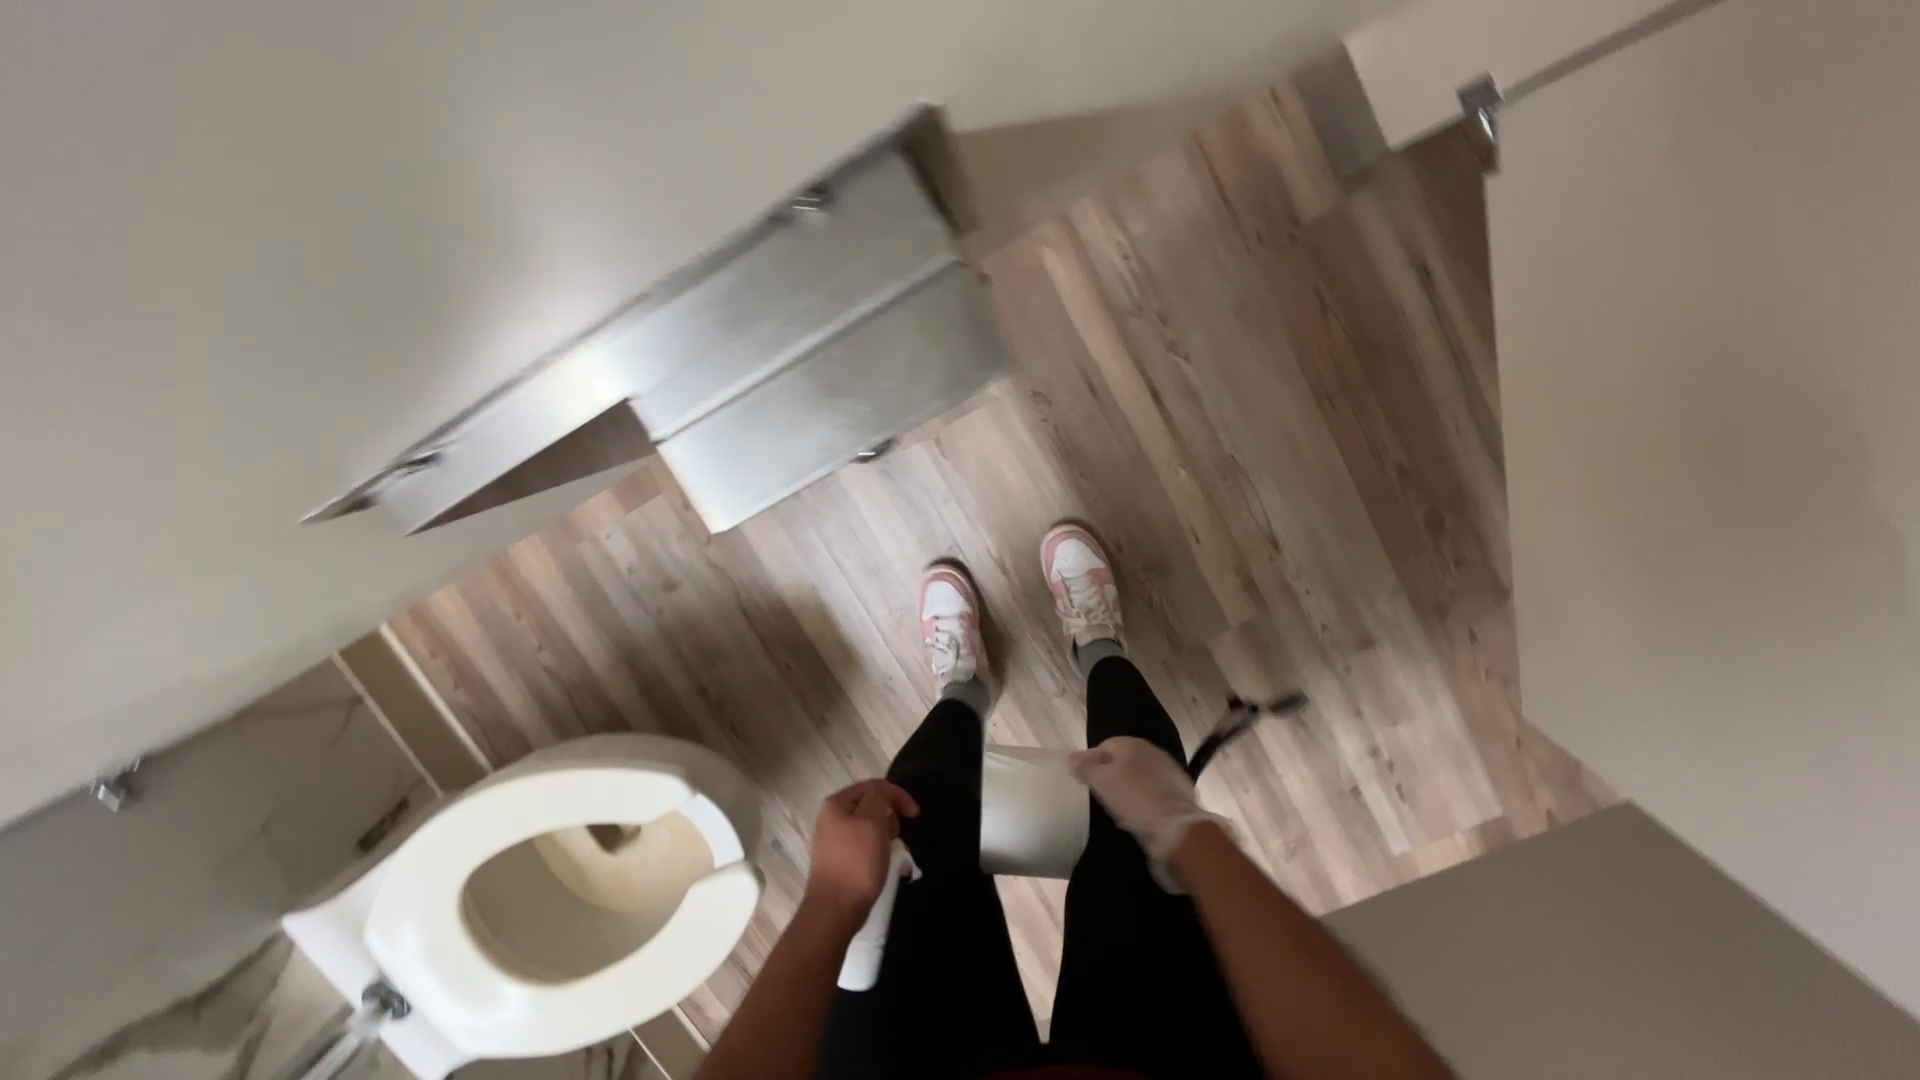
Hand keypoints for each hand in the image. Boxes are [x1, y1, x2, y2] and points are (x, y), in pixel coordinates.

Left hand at [803, 779, 919, 923]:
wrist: (835, 909)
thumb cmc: (857, 861)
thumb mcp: (872, 820)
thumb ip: (880, 796)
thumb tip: (884, 793)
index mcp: (836, 804)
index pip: (874, 786)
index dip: (897, 795)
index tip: (915, 814)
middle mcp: (831, 819)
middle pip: (871, 806)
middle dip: (890, 817)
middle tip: (898, 836)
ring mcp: (834, 841)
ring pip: (869, 827)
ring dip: (886, 836)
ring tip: (892, 854)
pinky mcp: (840, 861)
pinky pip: (864, 846)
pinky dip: (877, 851)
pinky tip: (883, 865)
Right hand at [1070, 736, 1226, 891]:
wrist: (1176, 826)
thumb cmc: (1133, 799)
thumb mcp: (1101, 782)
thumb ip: (1085, 767)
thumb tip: (1072, 757)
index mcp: (1131, 744)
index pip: (1104, 746)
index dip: (1091, 762)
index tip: (1083, 781)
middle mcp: (1152, 751)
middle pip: (1123, 760)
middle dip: (1110, 773)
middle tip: (1098, 793)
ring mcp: (1169, 770)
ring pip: (1140, 775)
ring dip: (1128, 786)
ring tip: (1118, 806)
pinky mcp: (1181, 791)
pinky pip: (1154, 790)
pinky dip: (1144, 798)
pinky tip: (1139, 813)